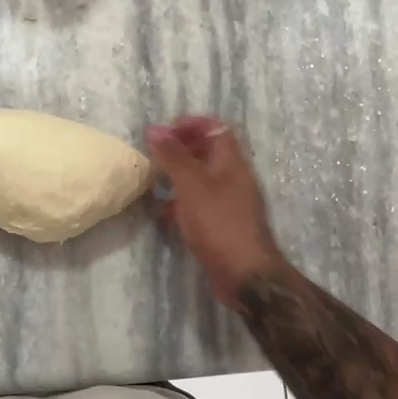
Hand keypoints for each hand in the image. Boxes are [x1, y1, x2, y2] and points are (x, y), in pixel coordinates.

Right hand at [146, 116, 286, 304]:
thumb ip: (173, 156)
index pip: (216, 129)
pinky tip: (162, 212)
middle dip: (181, 149)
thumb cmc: (219, 224)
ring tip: (153, 179)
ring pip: (201, 180)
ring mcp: (229, 204)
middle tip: (154, 153)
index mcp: (232, 163)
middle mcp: (234, 179)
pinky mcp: (221, 226)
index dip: (191, 124)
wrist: (244, 274)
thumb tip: (154, 128)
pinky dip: (180, 203)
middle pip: (208, 153)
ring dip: (178, 176)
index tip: (165, 129)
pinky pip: (198, 205)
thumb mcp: (191, 185)